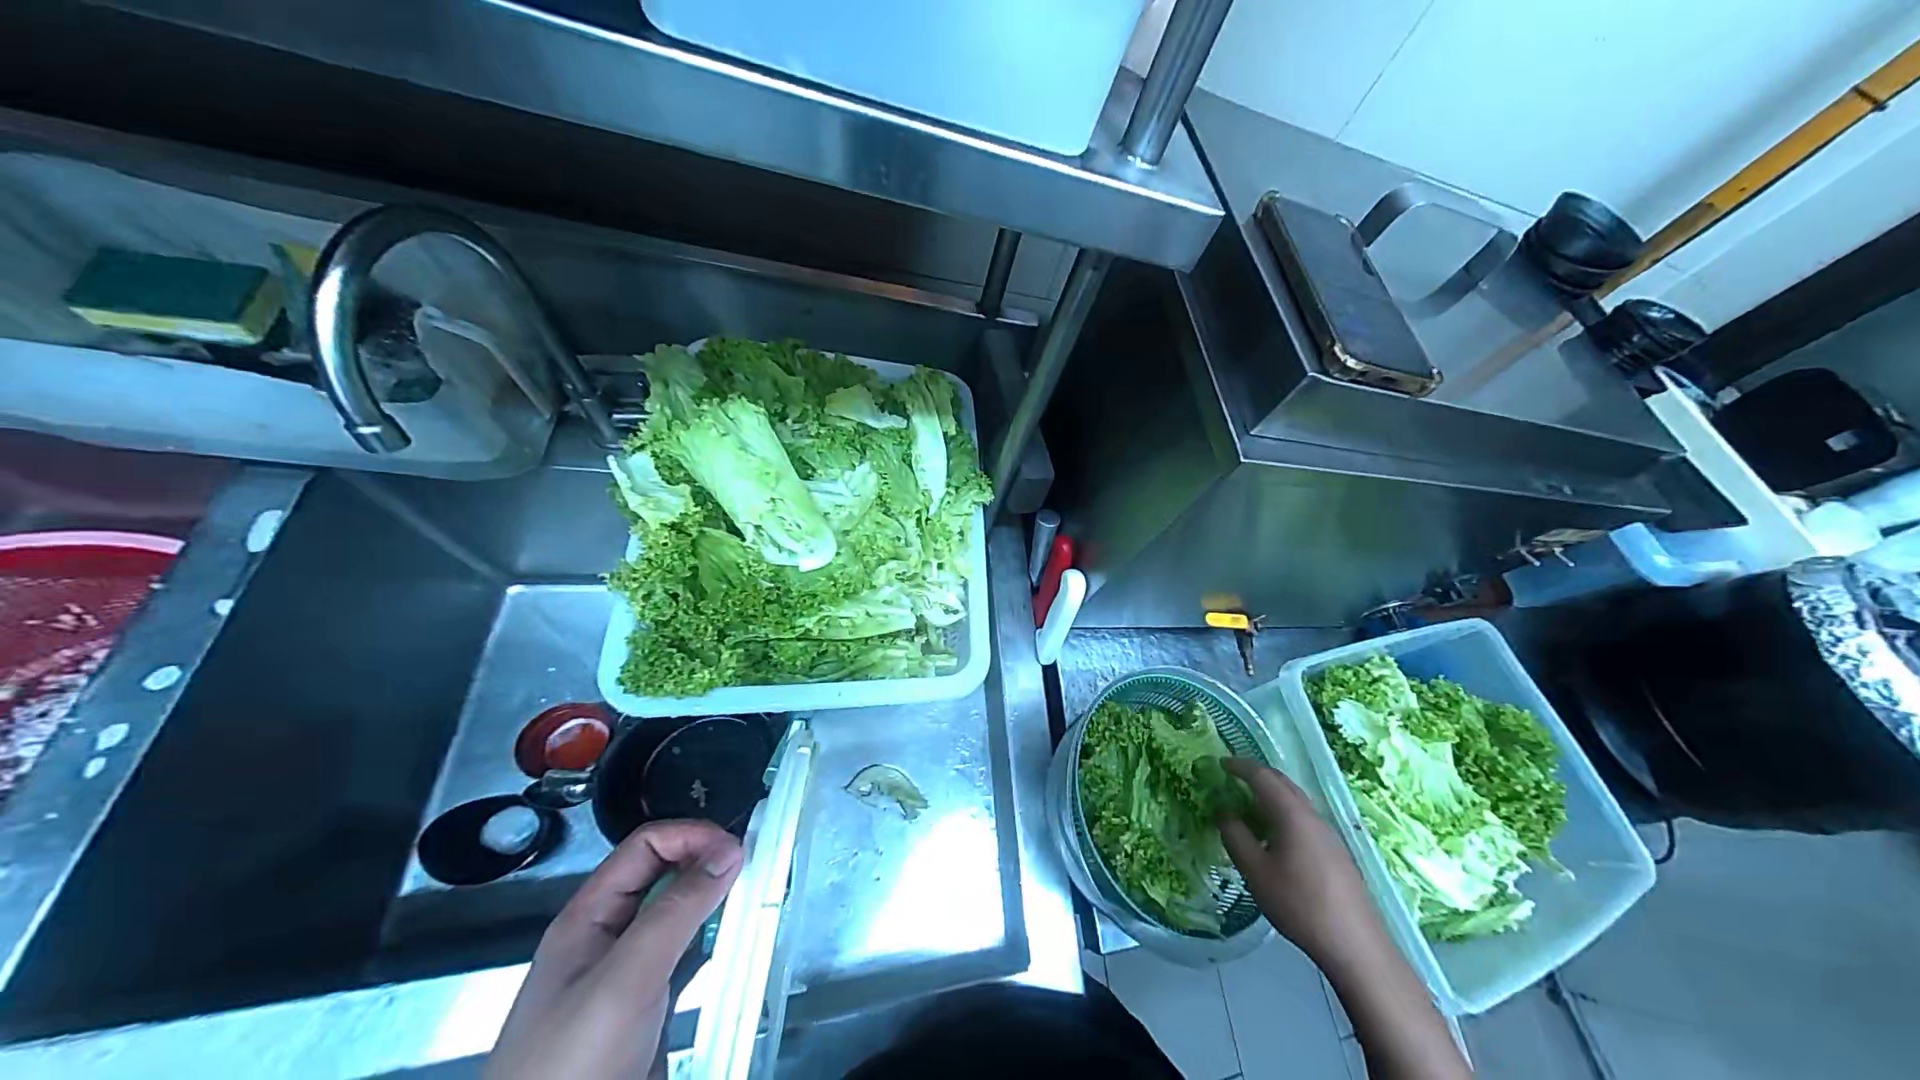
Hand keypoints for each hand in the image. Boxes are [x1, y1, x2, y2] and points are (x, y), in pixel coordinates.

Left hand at [486, 819, 743, 1079]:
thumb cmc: (574, 1063)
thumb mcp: (626, 980)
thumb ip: (677, 910)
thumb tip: (729, 849)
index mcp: (590, 914)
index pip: (647, 844)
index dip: (693, 838)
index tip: (738, 854)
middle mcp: (608, 934)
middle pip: (664, 874)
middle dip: (708, 867)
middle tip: (754, 878)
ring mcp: (625, 973)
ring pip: (677, 916)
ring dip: (714, 905)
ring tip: (753, 908)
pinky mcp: (643, 1007)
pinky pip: (682, 958)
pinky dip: (711, 946)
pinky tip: (734, 955)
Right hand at [1221, 762, 1473, 1079]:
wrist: (1355, 944)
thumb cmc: (1298, 904)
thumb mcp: (1255, 871)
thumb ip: (1235, 836)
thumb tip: (1224, 812)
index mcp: (1292, 814)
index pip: (1263, 776)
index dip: (1240, 766)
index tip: (1220, 762)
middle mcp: (1312, 816)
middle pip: (1283, 782)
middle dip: (1257, 775)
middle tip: (1232, 778)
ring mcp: (1328, 833)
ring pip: (1296, 800)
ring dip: (1271, 794)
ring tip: (1249, 805)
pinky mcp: (1336, 851)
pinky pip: (1304, 817)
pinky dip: (1283, 811)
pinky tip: (1274, 834)